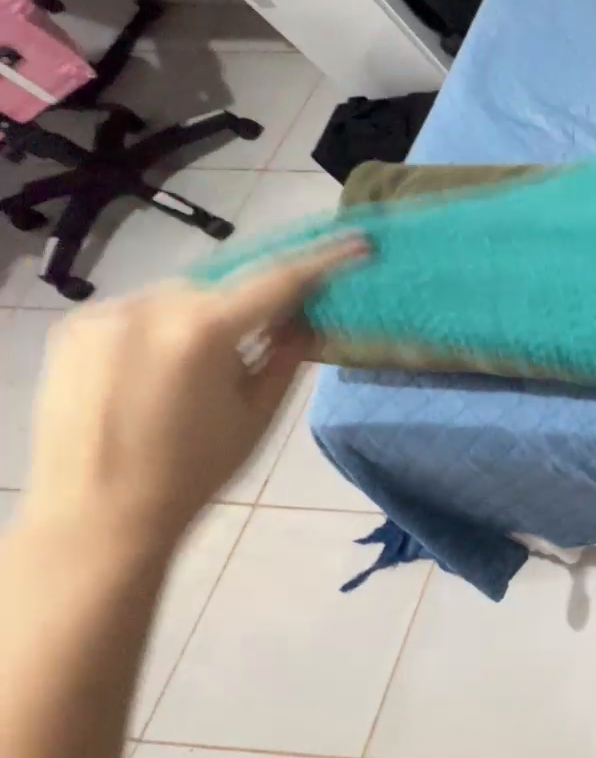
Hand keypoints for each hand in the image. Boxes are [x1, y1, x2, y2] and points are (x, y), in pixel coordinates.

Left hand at [18, 235, 368, 547]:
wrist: (97, 514)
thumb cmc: (197, 467)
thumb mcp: (261, 410)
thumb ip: (288, 352)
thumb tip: (305, 317)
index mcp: (199, 331)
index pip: (278, 279)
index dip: (324, 260)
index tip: (358, 243)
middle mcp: (145, 310)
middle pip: (226, 284)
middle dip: (257, 299)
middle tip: (282, 326)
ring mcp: (102, 317)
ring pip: (184, 296)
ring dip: (213, 312)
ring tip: (222, 357)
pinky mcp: (75, 331)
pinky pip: (144, 309)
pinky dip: (173, 323)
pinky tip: (178, 363)